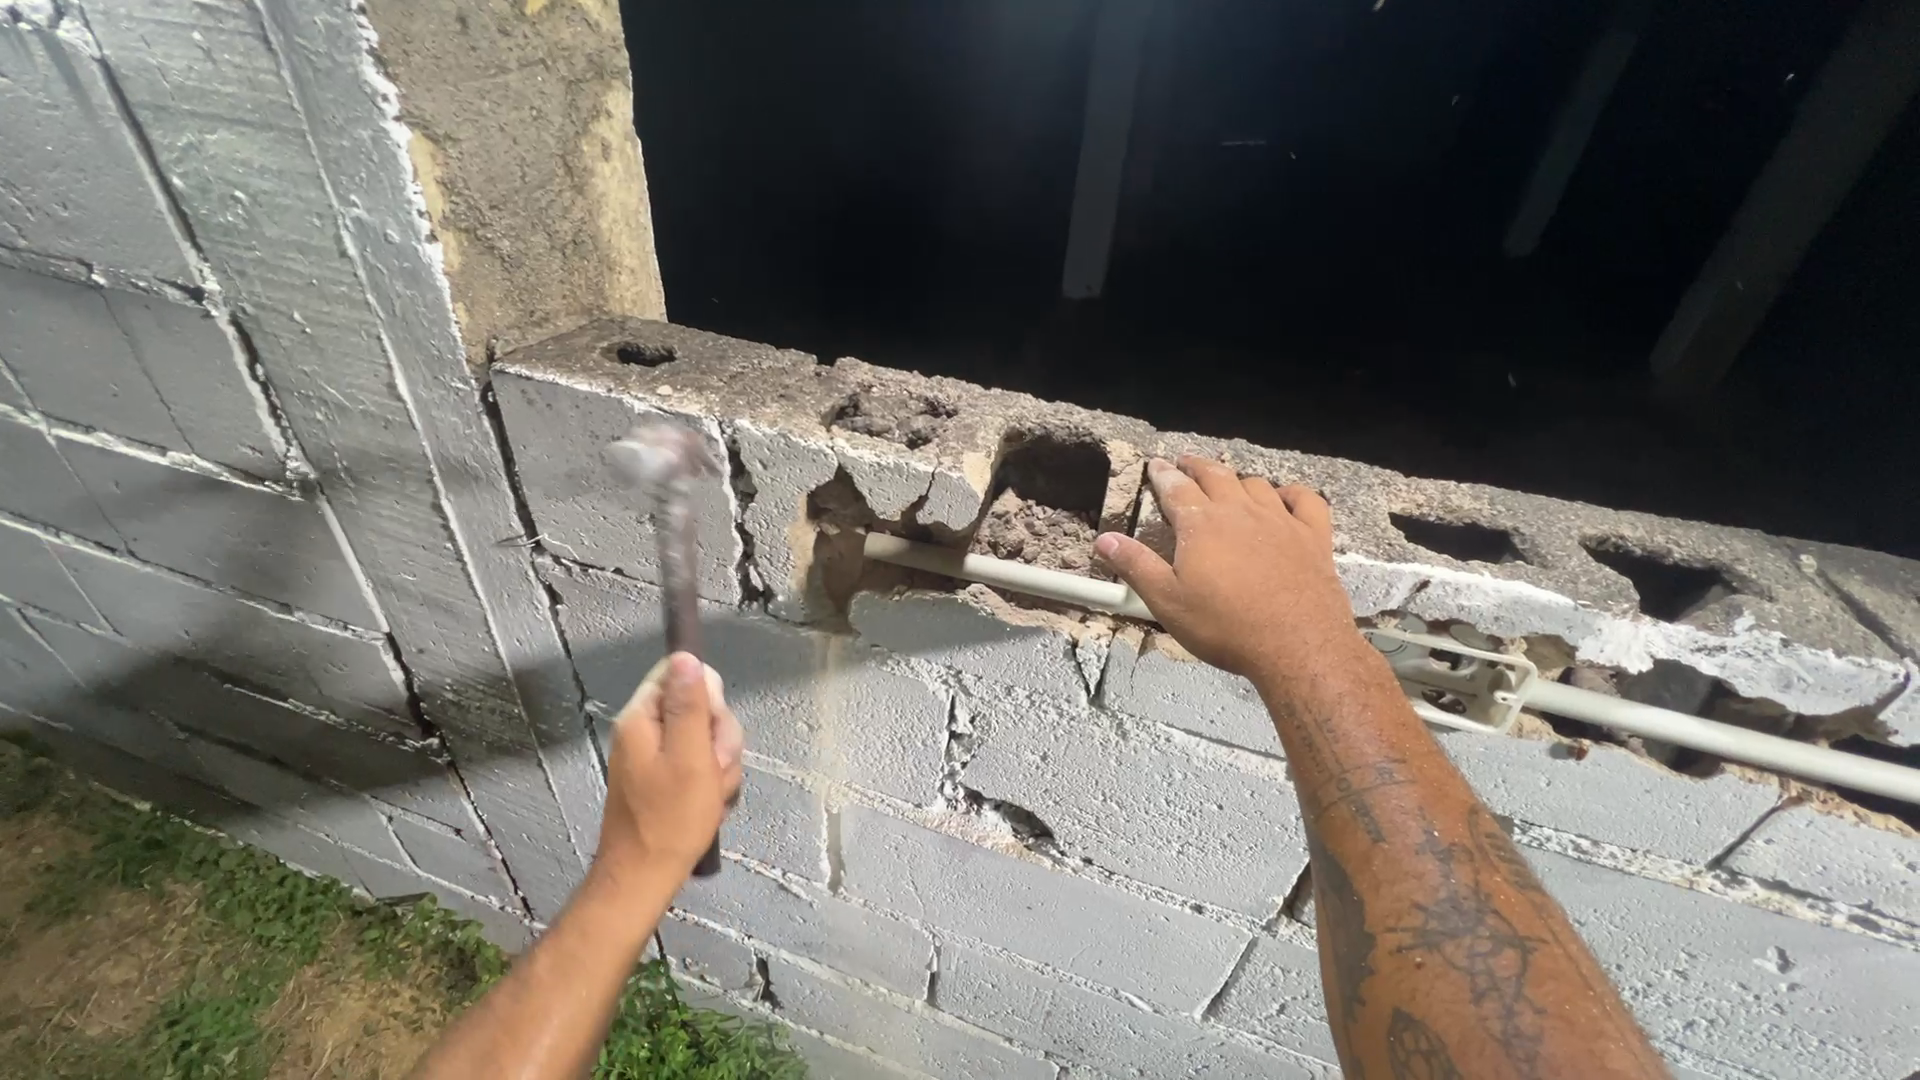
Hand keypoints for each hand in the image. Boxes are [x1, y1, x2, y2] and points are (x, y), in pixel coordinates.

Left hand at [593, 653, 743, 887]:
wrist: (645, 878)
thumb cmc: (670, 818)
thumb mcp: (689, 756)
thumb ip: (690, 705)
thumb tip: (687, 655)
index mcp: (642, 718)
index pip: (678, 672)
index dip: (707, 693)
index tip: (711, 726)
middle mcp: (645, 730)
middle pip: (699, 705)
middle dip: (719, 736)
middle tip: (714, 766)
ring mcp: (655, 755)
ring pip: (707, 736)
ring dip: (720, 763)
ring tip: (712, 792)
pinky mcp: (666, 776)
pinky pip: (702, 762)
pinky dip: (713, 780)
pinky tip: (710, 801)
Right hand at [1096, 457, 1357, 683]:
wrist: (1297, 646)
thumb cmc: (1225, 626)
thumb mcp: (1167, 601)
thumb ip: (1135, 566)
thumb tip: (1104, 539)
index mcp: (1201, 525)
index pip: (1176, 488)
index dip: (1162, 475)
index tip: (1155, 465)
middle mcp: (1240, 512)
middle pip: (1215, 476)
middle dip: (1196, 466)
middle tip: (1184, 463)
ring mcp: (1281, 521)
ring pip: (1255, 484)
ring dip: (1236, 478)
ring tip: (1226, 481)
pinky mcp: (1313, 537)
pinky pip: (1305, 500)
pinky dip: (1290, 492)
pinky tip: (1283, 497)